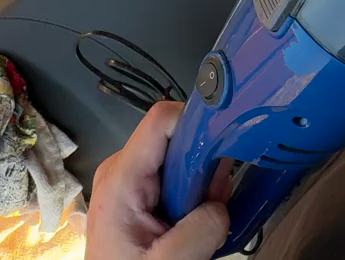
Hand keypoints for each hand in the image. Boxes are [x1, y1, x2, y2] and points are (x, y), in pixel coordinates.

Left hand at [86, 102, 229, 259]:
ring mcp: (130, 181)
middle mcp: (122, 169)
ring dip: (201, 183)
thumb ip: (203, 227)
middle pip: (176, 137)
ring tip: (200, 218)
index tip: (223, 145)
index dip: (197, 123)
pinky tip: (192, 222)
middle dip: (203, 163)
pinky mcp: (139, 193)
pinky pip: (177, 175)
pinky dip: (194, 194)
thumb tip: (222, 198)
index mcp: (121, 178)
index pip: (164, 118)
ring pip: (181, 157)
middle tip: (213, 199)